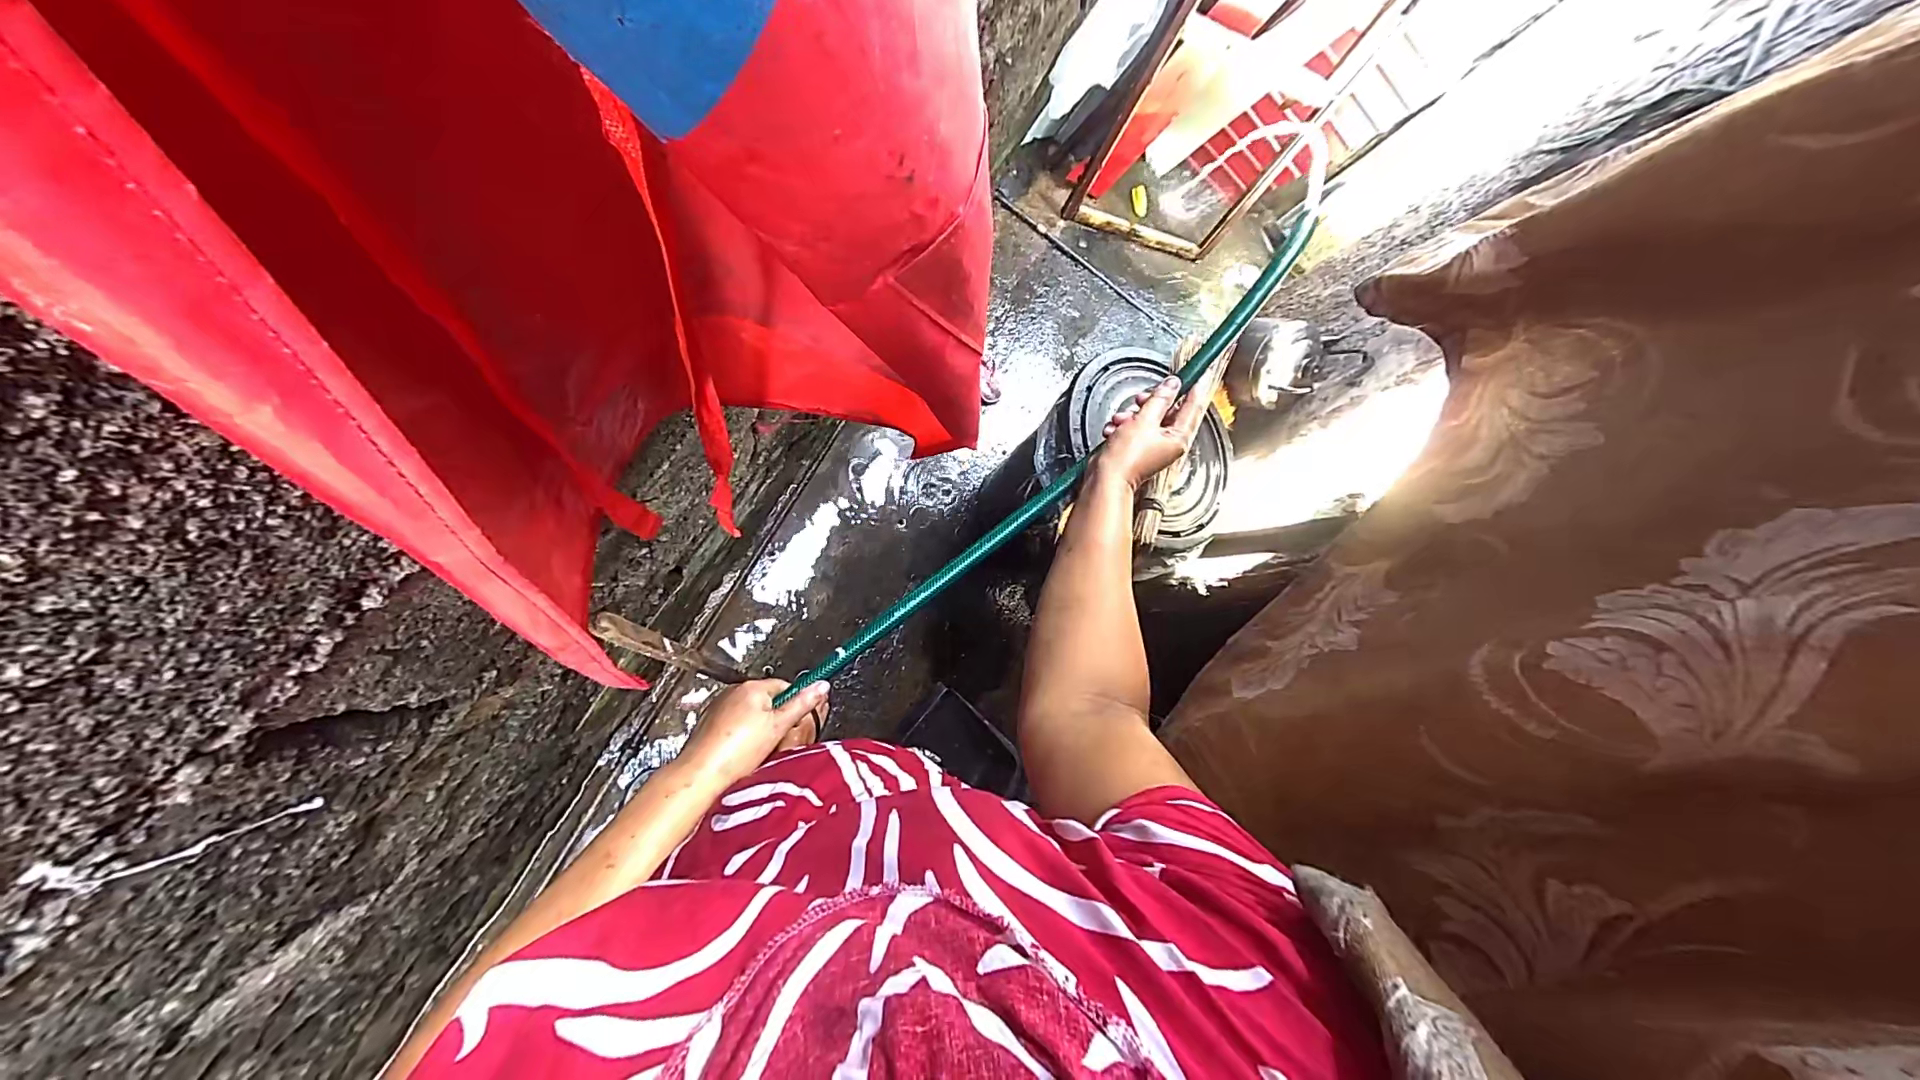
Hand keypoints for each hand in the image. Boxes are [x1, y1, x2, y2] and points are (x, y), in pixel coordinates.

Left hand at [676, 679, 828, 785]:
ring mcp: (720, 707)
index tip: (800, 720)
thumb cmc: (737, 751)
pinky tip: (744, 753)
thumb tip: (821, 685)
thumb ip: (802, 703)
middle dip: (777, 719)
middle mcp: (734, 692)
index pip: (786, 686)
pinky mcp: (711, 724)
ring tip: (760, 750)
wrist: (701, 775)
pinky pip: (736, 726)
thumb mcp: (779, 726)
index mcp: (753, 687)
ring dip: (760, 729)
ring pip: (752, 714)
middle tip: (780, 739)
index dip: (796, 704)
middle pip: (769, 701)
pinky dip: (742, 737)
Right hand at [1094, 375, 1206, 489]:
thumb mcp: (1144, 420)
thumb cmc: (1126, 458)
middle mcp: (1168, 443)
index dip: (1195, 388)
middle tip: (1142, 398)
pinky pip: (1133, 428)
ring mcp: (1152, 446)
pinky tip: (1114, 430)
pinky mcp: (1137, 448)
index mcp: (1178, 438)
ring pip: (1147, 417)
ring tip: (1121, 420)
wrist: (1105, 478)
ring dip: (1132, 414)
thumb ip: (1160, 399)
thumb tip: (1172, 385)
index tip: (1198, 374)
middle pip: (1167, 410)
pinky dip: (1123, 426)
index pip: (1193, 407)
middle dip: (1151, 401)